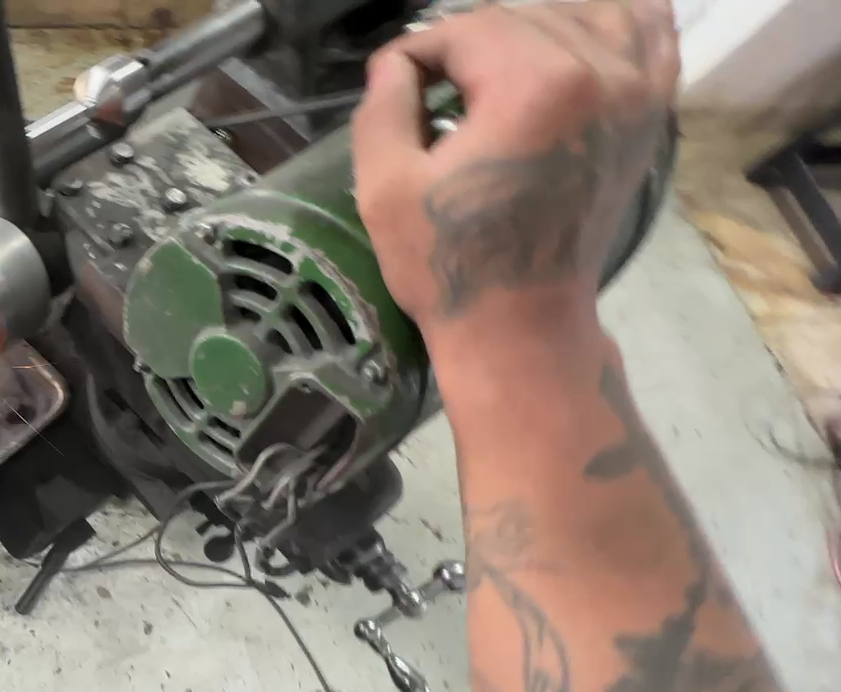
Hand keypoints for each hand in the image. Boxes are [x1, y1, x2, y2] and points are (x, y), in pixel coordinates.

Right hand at [352, 0, 679, 342]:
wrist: (515, 318)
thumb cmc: (442, 261)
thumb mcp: (384, 191)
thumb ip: (383, 113)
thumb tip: (392, 67)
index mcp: (535, 85)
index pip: (470, 29)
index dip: (417, 47)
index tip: (386, 78)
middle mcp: (603, 67)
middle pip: (526, 15)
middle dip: (464, 41)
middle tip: (422, 82)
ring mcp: (640, 87)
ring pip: (587, 10)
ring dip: (526, 28)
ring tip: (482, 69)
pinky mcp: (651, 110)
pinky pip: (647, 30)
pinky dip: (603, 23)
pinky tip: (564, 44)